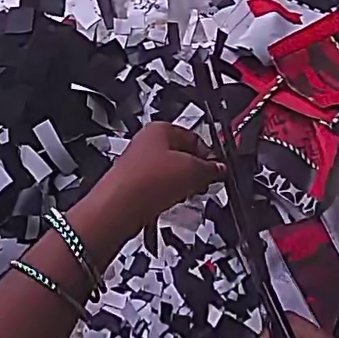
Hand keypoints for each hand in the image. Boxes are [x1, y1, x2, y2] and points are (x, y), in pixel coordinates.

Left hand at [84, 122, 223, 234]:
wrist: (120, 208)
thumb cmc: (145, 181)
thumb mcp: (192, 170)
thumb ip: (210, 168)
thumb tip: (218, 168)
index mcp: (159, 129)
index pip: (193, 136)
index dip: (209, 153)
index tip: (218, 168)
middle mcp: (145, 144)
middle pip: (180, 156)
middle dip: (195, 171)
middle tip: (204, 182)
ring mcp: (138, 166)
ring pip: (169, 175)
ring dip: (181, 186)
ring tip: (186, 194)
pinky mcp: (134, 188)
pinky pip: (158, 191)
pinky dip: (167, 197)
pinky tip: (170, 204)